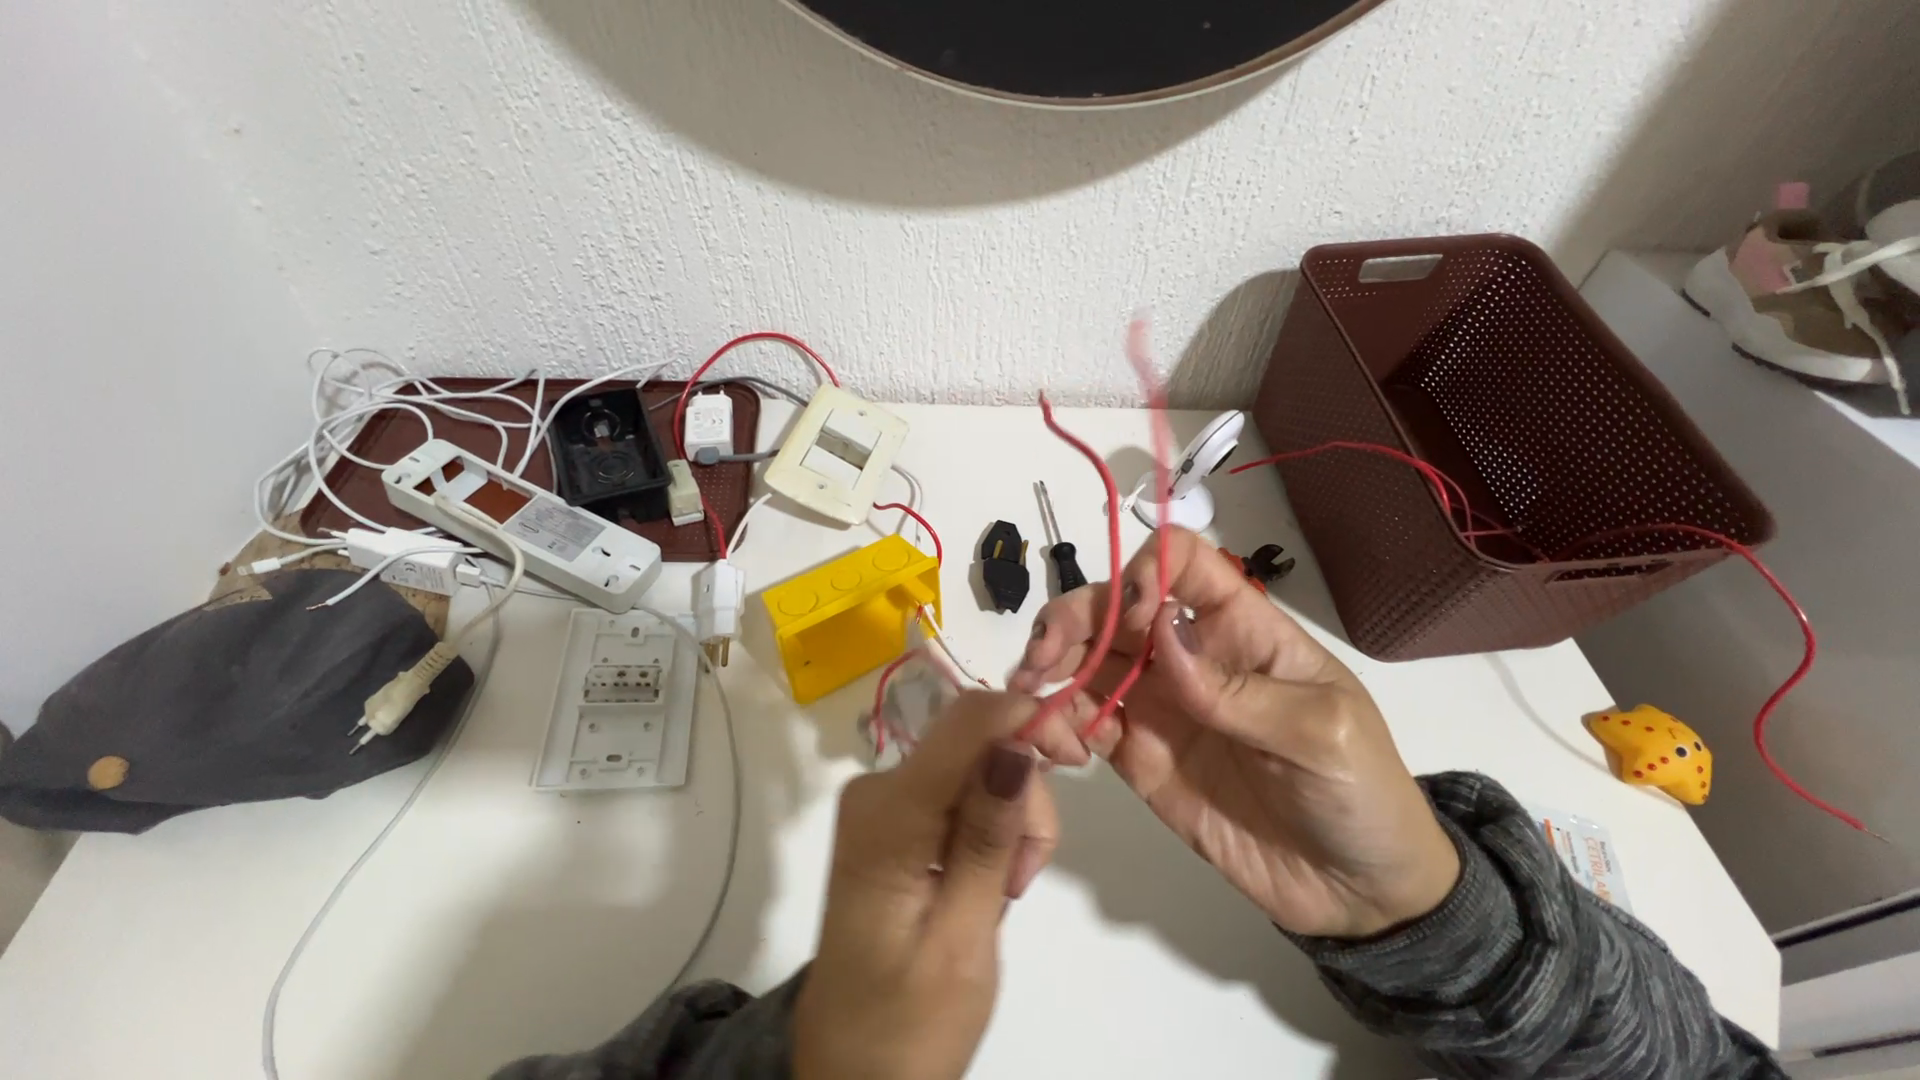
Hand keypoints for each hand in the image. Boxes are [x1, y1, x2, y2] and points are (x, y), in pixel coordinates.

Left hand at [793, 693, 1055, 1079]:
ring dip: (1010, 819)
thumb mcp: (962, 938)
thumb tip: (1016, 743)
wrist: (853, 1066)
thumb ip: (988, 836)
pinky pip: (960, 791)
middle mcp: (877, 787)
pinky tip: (985, 879)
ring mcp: (883, 800)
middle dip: (1023, 797)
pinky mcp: (895, 816)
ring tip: (1004, 891)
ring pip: (977, 766)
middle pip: (978, 743)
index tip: (1077, 761)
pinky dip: (989, 828)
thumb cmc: (909, 1019)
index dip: (1029, 718)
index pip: (966, 720)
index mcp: (887, 812)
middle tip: (1024, 877)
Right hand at [1011, 528, 1458, 939]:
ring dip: (1050, 663)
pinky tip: (1049, 737)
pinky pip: (1085, 722)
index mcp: (1241, 627)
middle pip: (1115, 606)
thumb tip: (1159, 632)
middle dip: (1072, 617)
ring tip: (1029, 693)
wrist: (1354, 890)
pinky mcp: (1136, 756)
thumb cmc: (1357, 792)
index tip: (1132, 615)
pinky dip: (1056, 720)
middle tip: (1041, 659)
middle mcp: (1187, 654)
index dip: (1147, 570)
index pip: (1182, 562)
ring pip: (1087, 658)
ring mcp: (1157, 704)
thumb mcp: (1320, 732)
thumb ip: (1237, 689)